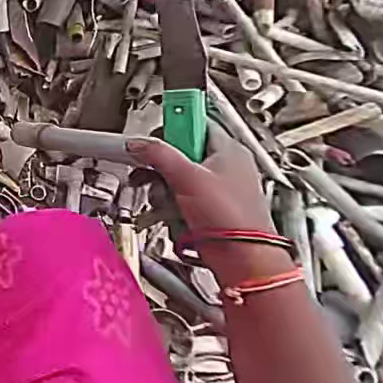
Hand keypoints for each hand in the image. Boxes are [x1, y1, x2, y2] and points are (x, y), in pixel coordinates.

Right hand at [128, 125, 291, 281]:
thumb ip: (159, 155)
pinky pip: (179, 196)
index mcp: (229, 149)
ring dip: (163, 186)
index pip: (195, 121)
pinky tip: (169, 211)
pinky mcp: (207, 208)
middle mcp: (224, 165)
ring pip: (176, 175)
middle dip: (161, 164)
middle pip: (180, 150)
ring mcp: (216, 188)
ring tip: (164, 198)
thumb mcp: (188, 177)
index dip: (173, 125)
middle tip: (153, 170)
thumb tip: (139, 143)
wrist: (243, 261)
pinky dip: (170, 202)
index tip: (156, 129)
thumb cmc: (232, 219)